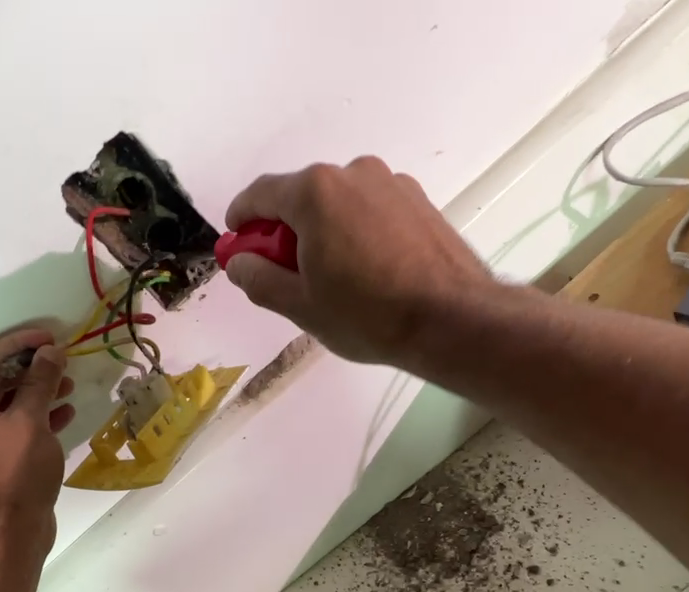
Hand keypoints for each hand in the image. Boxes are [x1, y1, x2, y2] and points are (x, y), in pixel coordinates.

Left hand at [0, 328, 75, 549]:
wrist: (7, 537)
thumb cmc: (14, 476)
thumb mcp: (30, 423)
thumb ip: (40, 383)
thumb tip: (51, 351)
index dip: (21, 344)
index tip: (51, 335)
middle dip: (31, 370)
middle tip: (63, 360)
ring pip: (3, 407)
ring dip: (35, 395)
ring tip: (68, 386)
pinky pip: (8, 430)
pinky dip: (32, 420)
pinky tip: (62, 415)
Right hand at [224, 156, 496, 364]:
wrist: (451, 320)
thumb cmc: (368, 316)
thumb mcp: (301, 306)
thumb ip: (259, 279)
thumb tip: (239, 262)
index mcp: (315, 192)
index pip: (261, 195)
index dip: (242, 220)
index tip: (237, 242)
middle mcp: (353, 173)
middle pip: (303, 198)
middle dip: (287, 232)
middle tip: (287, 275)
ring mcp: (392, 184)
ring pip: (342, 205)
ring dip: (327, 233)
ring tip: (336, 280)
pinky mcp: (419, 202)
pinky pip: (373, 213)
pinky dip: (360, 234)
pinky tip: (370, 274)